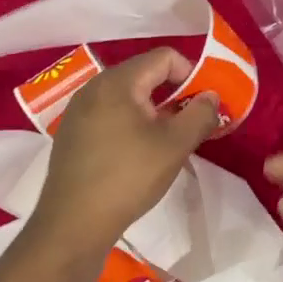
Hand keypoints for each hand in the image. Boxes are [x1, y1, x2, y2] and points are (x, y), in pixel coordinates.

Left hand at [32, 48, 219, 254]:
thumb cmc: (128, 177)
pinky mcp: (72, 133)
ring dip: (155, 110)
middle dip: (175, 93)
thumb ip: (200, 114)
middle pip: (145, 73)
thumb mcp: (175, 145)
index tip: (205, 104)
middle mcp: (94, 87)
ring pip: (128, 95)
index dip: (192, 74)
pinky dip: (132, 123)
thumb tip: (211, 96)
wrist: (73, 224)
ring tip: (169, 140)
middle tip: (192, 122)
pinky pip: (111, 113)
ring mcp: (79, 111)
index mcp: (118, 82)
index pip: (164, 57)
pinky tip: (139, 153)